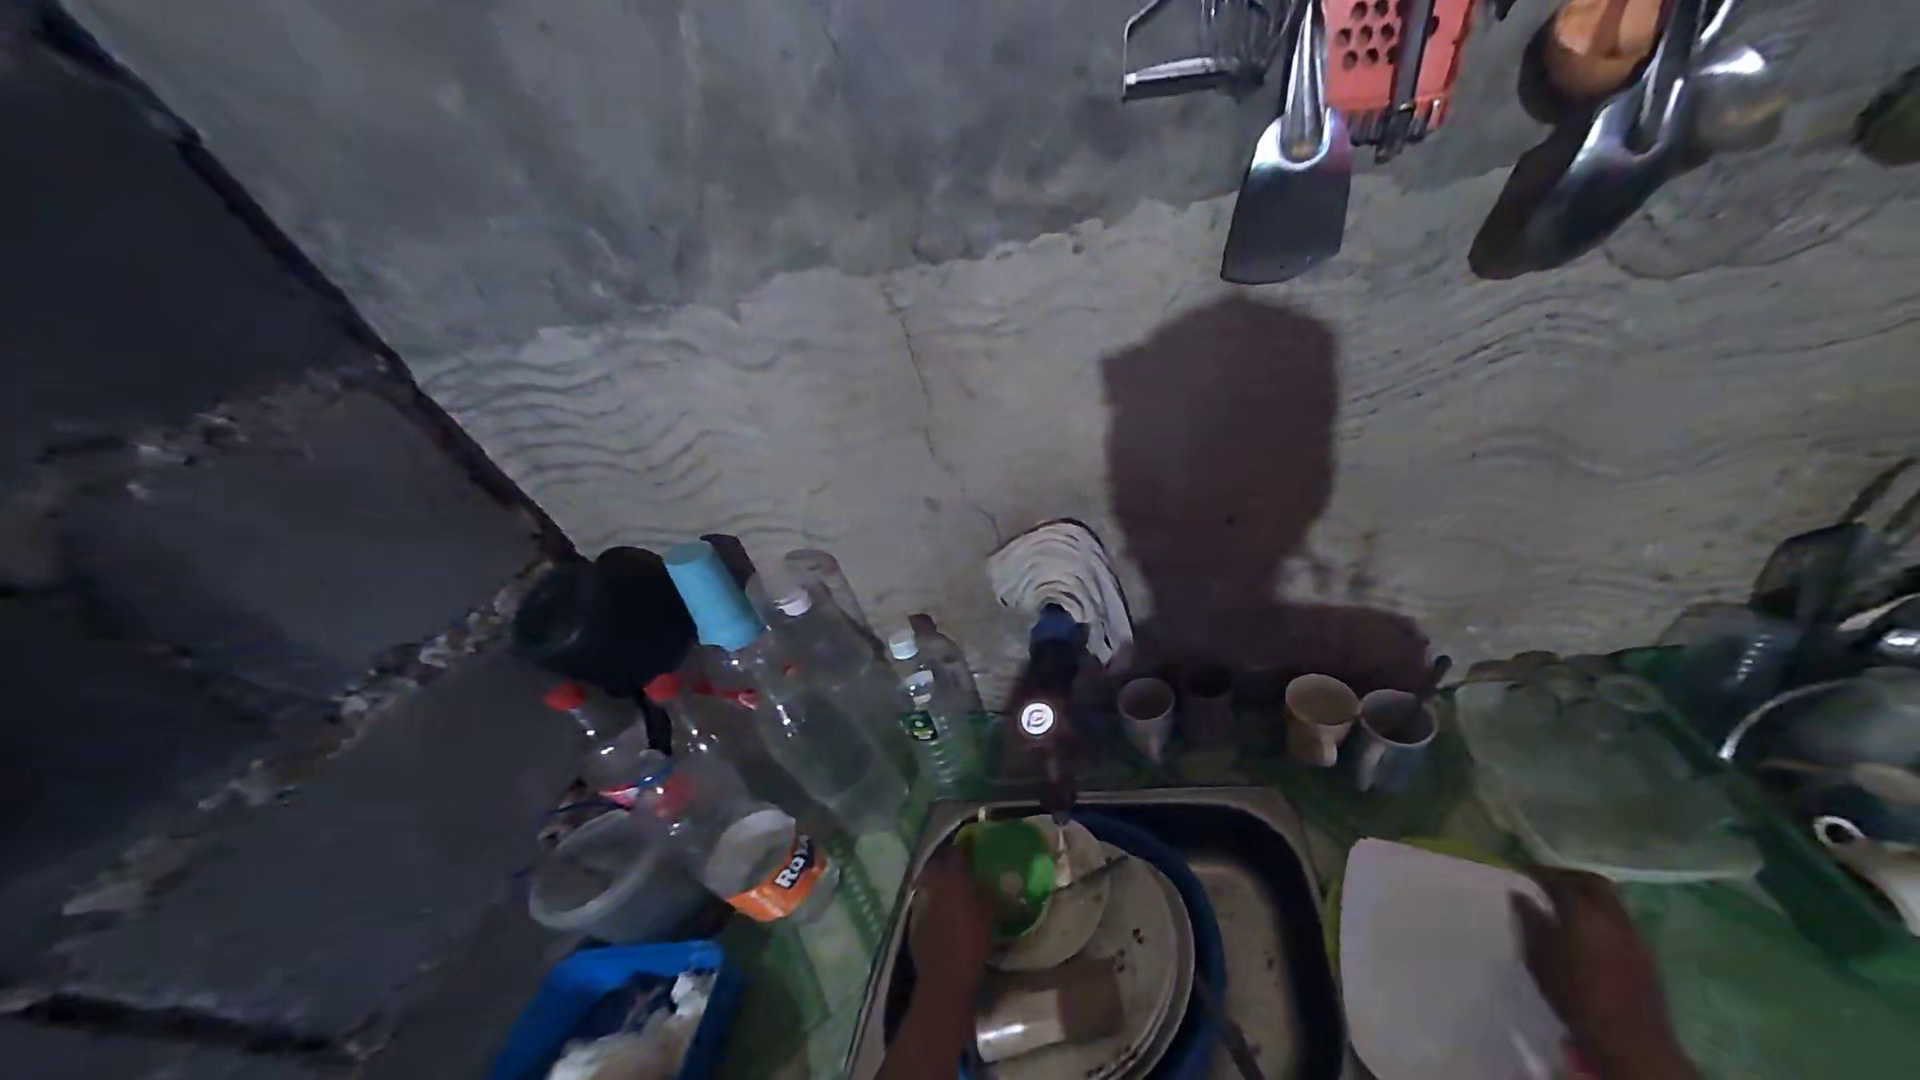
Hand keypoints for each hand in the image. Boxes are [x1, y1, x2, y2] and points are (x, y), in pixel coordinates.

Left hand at [908, 847, 994, 990]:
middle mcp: (934, 881)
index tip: (972, 851)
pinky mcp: (913, 916)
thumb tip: (983, 880)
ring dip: (936, 877)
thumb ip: (984, 889)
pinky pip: (922, 898)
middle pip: (937, 861)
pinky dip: (930, 897)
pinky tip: (938, 907)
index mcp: (953, 875)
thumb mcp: (989, 911)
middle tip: (959, 866)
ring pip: (927, 878)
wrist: (946, 974)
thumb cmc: (974, 939)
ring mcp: (920, 898)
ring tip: (948, 884)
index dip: (964, 850)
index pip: (957, 851)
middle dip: (946, 860)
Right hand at [1512, 868, 1697, 1079]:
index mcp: (1582, 912)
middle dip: (1569, 876)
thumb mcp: (1539, 955)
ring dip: (1588, 897)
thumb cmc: (1573, 992)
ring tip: (1565, 905)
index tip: (1519, 870)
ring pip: (1611, 902)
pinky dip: (1601, 916)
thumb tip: (1519, 895)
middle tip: (1546, 880)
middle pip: (1593, 883)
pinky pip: (1620, 922)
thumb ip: (1530, 920)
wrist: (1629, 1039)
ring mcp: (1634, 937)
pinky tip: (1586, 930)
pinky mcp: (1646, 956)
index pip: (1557, 880)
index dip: (1536, 872)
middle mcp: (1613, 917)